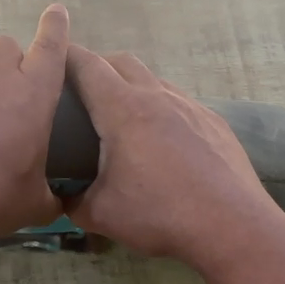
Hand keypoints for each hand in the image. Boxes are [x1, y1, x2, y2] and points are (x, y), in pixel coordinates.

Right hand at [63, 45, 284, 269]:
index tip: (52, 56)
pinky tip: (162, 139)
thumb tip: (63, 198)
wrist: (231, 227)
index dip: (66, 56)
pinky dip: (162, 108)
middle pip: (122, 62)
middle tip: (81, 88)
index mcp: (123, 110)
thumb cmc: (158, 214)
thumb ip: (73, 202)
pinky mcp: (215, 123)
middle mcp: (157, 96)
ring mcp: (191, 107)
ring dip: (133, 86)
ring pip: (155, 80)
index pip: (88, 67)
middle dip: (98, 65)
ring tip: (122, 115)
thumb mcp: (100, 215)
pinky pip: (180, 103)